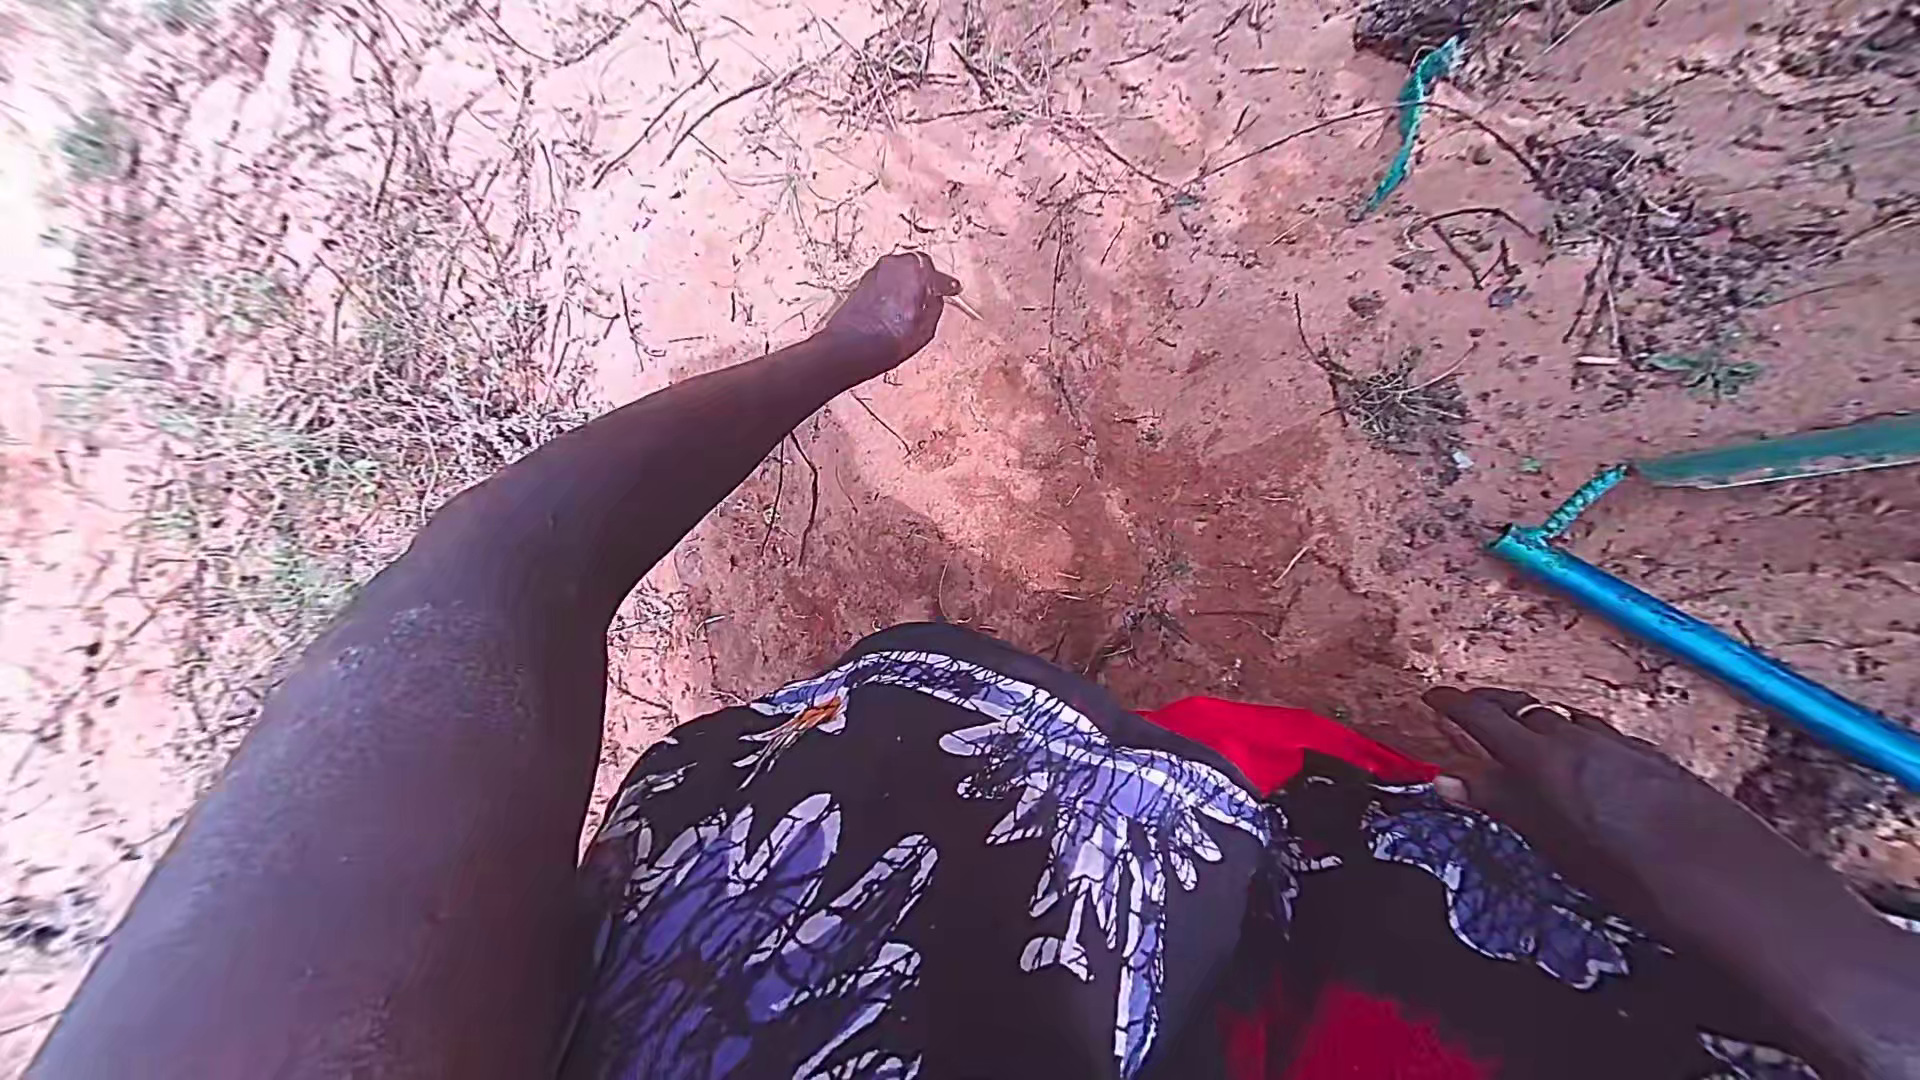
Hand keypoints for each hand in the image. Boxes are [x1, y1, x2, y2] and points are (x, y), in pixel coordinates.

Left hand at [819, 252, 961, 371]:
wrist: (852, 346)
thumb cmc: (887, 339)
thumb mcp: (925, 330)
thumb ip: (935, 308)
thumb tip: (937, 298)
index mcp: (918, 273)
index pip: (939, 276)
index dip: (947, 285)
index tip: (952, 289)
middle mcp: (897, 265)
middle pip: (918, 265)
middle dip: (925, 279)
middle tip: (930, 295)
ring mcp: (878, 270)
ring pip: (901, 271)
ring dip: (907, 283)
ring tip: (911, 304)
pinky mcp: (864, 279)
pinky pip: (887, 279)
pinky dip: (893, 288)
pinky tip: (894, 306)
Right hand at [1423, 688, 1919, 1079]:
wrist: (1744, 895)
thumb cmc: (1627, 873)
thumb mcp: (1549, 842)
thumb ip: (1496, 802)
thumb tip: (1444, 780)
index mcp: (1539, 757)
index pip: (1480, 715)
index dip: (1451, 702)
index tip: (1432, 696)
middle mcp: (1577, 739)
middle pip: (1522, 705)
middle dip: (1490, 701)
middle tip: (1471, 706)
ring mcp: (1623, 747)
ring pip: (1565, 716)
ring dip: (1536, 715)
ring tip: (1523, 727)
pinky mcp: (1661, 762)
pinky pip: (1603, 733)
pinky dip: (1578, 733)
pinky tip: (1587, 754)